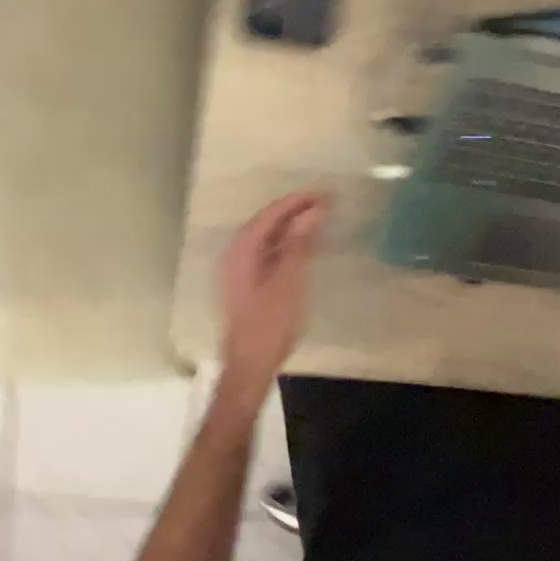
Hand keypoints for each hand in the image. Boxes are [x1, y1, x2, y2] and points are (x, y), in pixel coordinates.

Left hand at [218, 191, 329, 401]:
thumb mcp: (290, 282)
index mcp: (242, 250)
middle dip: (294, 211)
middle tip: (325, 204)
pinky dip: (284, 245)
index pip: (270, 214)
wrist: (249, 366)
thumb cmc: (269, 325)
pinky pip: (265, 253)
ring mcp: (236, 271)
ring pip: (264, 238)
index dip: (297, 201)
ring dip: (289, 228)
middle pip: (265, 222)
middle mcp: (234, 255)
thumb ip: (300, 244)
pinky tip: (301, 250)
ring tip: (317, 222)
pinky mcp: (244, 286)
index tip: (325, 194)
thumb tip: (312, 211)